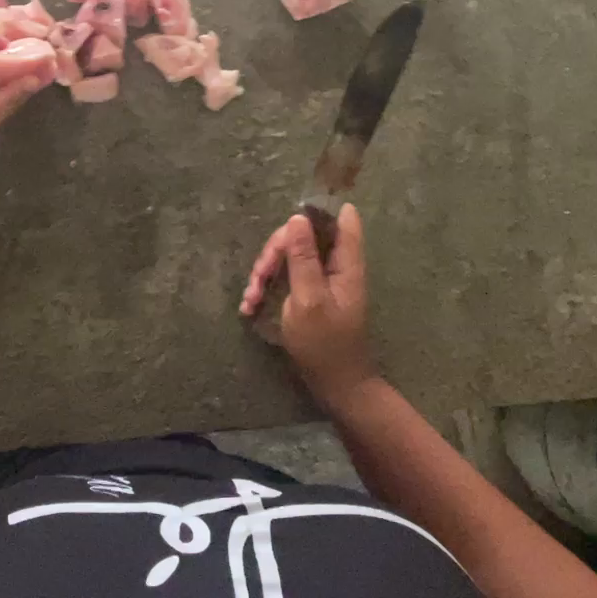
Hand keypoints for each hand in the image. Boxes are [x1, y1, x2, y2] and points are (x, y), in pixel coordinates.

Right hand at [239, 204, 376, 404]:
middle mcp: (335, 266)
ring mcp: (321, 280)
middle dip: (275, 252)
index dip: (318, 210)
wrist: (335, 386)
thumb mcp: (309, 299)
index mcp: (345, 264)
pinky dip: (266, 287)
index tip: (290, 218)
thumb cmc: (325, 345)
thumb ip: (303, 258)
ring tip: (251, 298)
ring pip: (289, 257)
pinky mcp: (308, 294)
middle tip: (259, 277)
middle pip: (303, 237)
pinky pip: (285, 277)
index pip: (341, 220)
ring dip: (265, 272)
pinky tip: (251, 305)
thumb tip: (297, 218)